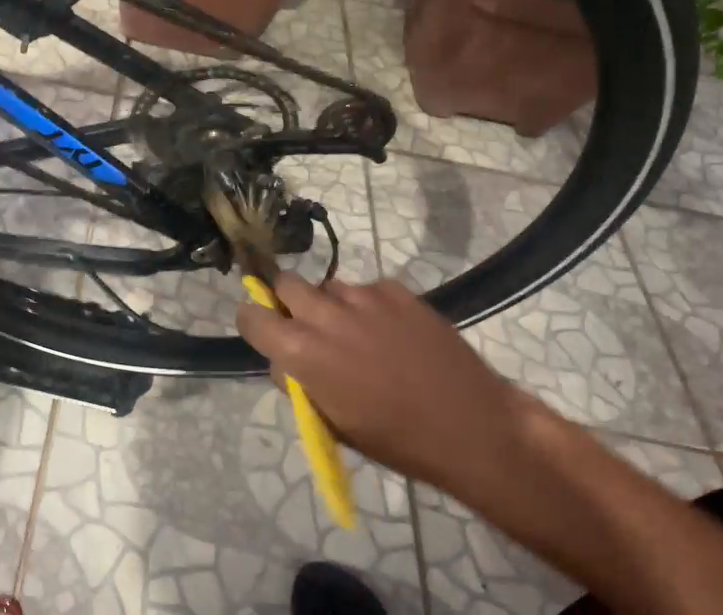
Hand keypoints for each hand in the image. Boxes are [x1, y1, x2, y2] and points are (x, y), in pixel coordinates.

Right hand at [236, 276, 531, 491]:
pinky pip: (368, 289)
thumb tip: (285, 362)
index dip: (254, 321)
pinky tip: (393, 333)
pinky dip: (370, 306)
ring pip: (330, 286)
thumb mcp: (333, 424)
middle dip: (289, 301)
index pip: (251, 315)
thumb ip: (299, 384)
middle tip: (308, 327)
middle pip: (286, 283)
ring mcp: (364, 297)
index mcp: (302, 352)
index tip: (264, 330)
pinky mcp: (397, 290)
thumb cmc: (396, 439)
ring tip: (359, 334)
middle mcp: (326, 314)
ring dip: (332, 305)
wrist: (471, 426)